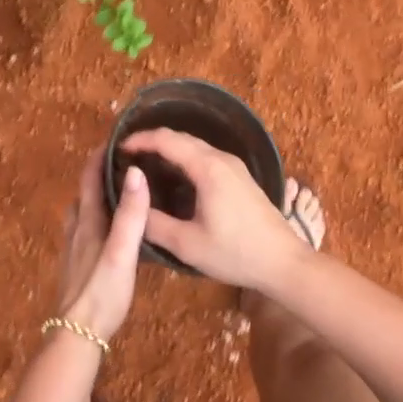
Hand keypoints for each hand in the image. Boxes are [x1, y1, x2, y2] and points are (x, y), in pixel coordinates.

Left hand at [54, 146, 150, 342]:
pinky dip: (97, 223)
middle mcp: (77, 233)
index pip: (89, 181)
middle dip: (97, 176)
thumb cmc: (101, 293)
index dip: (98, 158)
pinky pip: (86, 235)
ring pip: (82, 216)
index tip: (113, 139)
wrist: (76, 336)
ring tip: (116, 195)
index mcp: (88, 223)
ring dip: (96, 200)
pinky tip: (109, 235)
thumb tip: (136, 172)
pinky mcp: (78, 270)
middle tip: (119, 164)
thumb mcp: (122, 252)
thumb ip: (130, 215)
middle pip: (84, 196)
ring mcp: (74, 252)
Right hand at [118, 128, 304, 291]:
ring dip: (169, 149)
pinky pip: (205, 157)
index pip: (167, 140)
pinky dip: (184, 159)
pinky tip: (174, 178)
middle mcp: (221, 158)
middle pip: (181, 138)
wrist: (284, 262)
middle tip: (127, 156)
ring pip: (195, 146)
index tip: (118, 148)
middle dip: (152, 141)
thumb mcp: (188, 244)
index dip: (140, 139)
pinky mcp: (240, 177)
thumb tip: (130, 205)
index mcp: (207, 168)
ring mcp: (234, 166)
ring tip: (145, 165)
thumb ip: (154, 223)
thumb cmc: (236, 253)